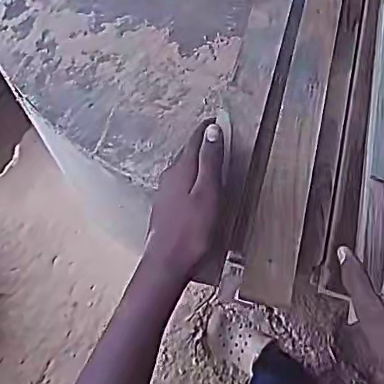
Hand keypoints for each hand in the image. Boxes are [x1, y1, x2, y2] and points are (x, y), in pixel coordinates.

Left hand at [141, 119, 224, 286]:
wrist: (166, 264)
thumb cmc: (192, 230)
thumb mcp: (208, 193)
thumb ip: (210, 161)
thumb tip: (212, 129)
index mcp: (181, 169)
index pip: (195, 139)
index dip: (207, 128)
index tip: (219, 118)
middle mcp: (169, 177)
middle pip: (188, 152)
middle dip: (202, 142)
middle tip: (219, 136)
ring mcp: (164, 193)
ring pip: (183, 168)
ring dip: (197, 161)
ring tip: (212, 160)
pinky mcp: (165, 208)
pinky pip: (180, 183)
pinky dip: (192, 178)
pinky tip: (198, 188)